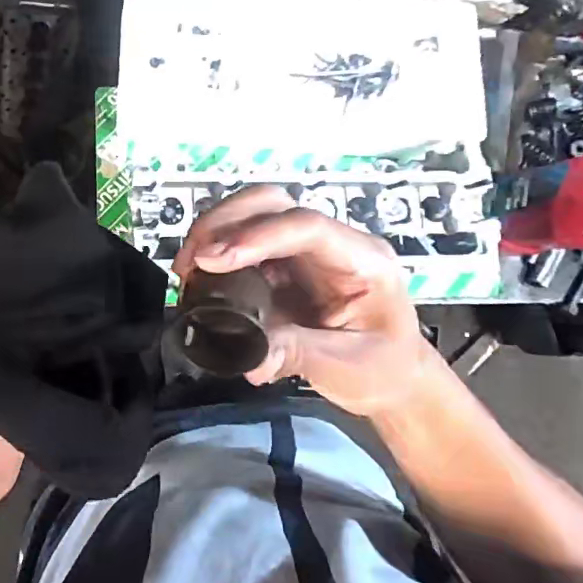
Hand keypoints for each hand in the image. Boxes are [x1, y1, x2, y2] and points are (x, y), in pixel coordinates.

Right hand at [175, 185, 439, 416]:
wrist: (394, 379)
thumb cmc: (384, 369)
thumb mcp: (346, 367)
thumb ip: (298, 354)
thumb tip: (251, 358)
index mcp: (362, 260)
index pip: (307, 227)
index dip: (257, 236)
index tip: (212, 260)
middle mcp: (332, 245)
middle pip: (274, 204)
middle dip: (226, 222)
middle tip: (192, 259)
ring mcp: (307, 254)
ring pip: (255, 215)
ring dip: (216, 232)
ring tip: (188, 267)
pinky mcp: (285, 269)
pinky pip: (246, 246)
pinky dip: (218, 253)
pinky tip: (200, 276)